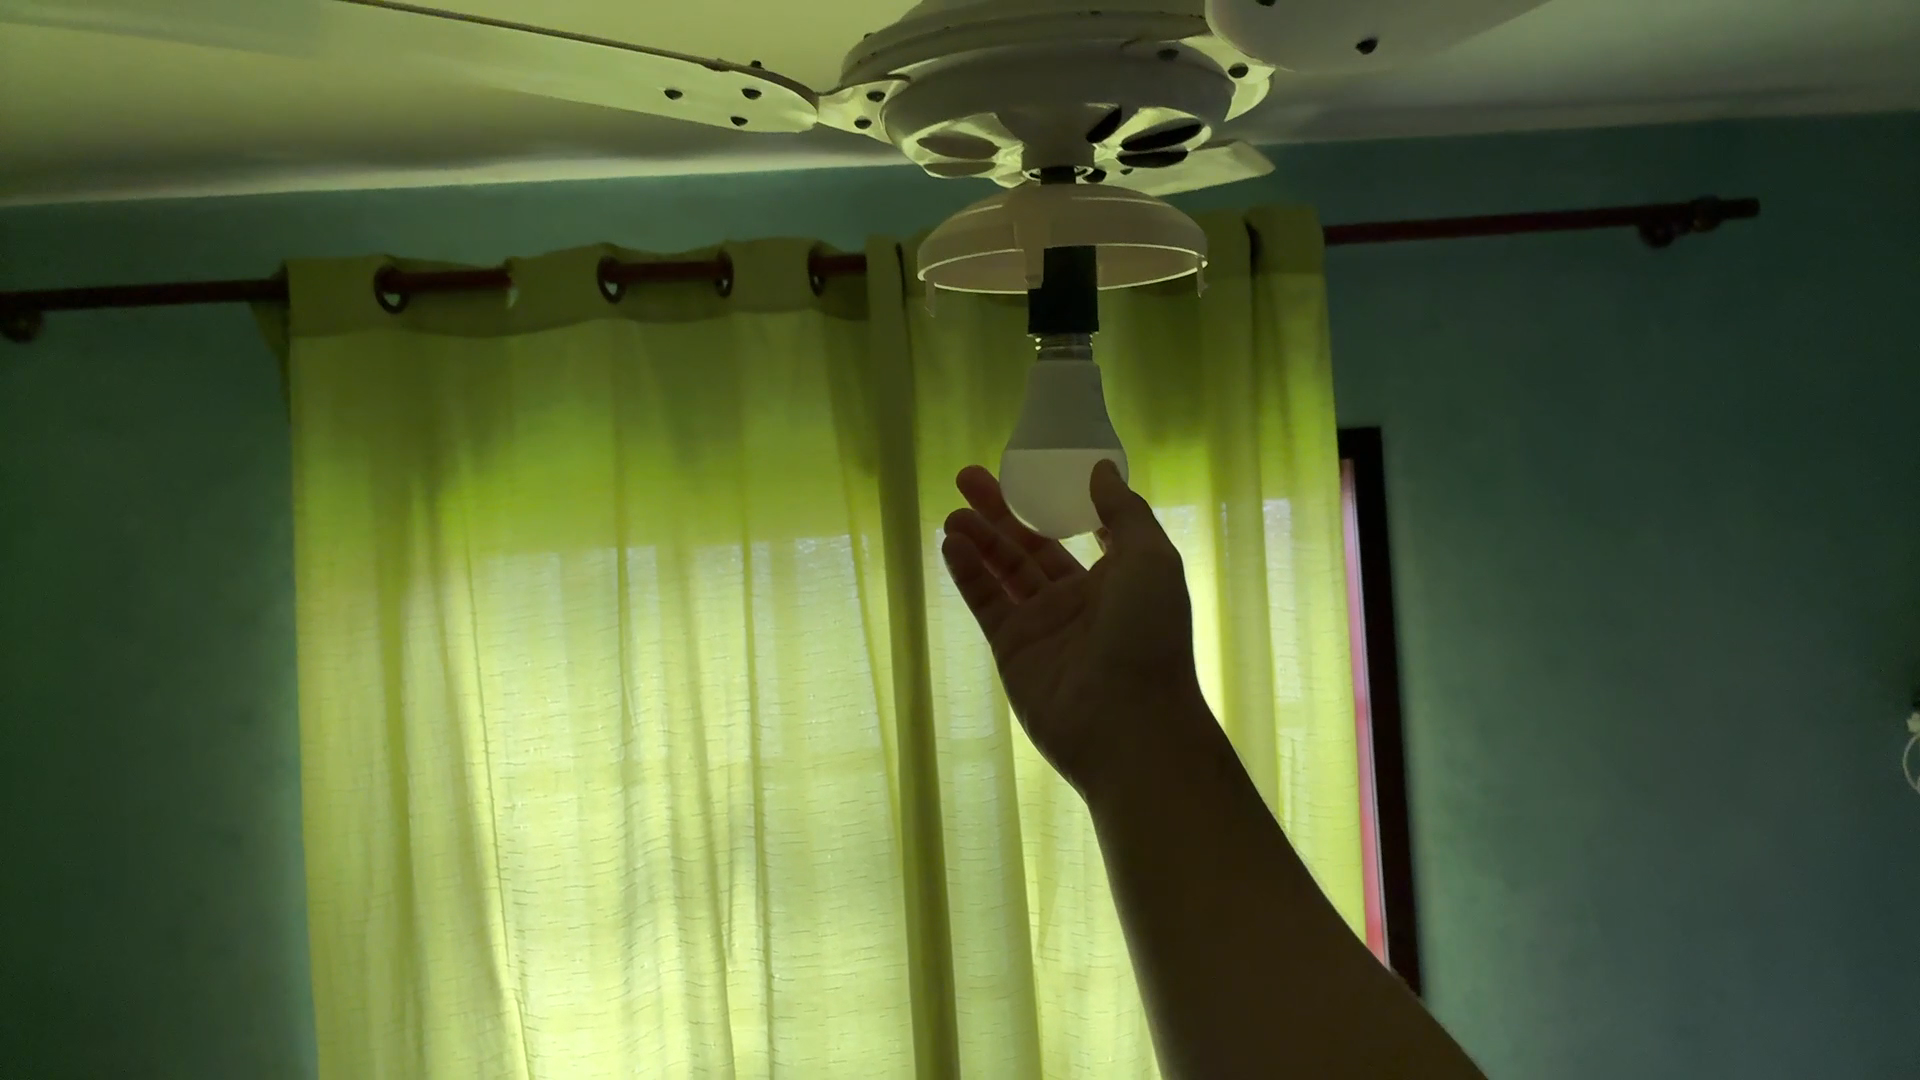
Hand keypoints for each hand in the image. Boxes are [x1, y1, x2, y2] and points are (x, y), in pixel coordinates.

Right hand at [940, 461, 1207, 794]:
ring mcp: (1042, 623)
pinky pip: (987, 602)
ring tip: (953, 513)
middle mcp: (1076, 597)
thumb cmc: (1148, 634)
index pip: (1076, 528)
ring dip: (979, 539)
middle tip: (968, 478)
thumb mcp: (1151, 559)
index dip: (1050, 499)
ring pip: (1003, 571)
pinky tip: (951, 545)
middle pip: (1030, 543)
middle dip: (1001, 511)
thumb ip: (1124, 512)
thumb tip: (1099, 470)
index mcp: (1115, 576)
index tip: (1024, 470)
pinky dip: (968, 573)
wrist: (1128, 723)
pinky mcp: (1012, 648)